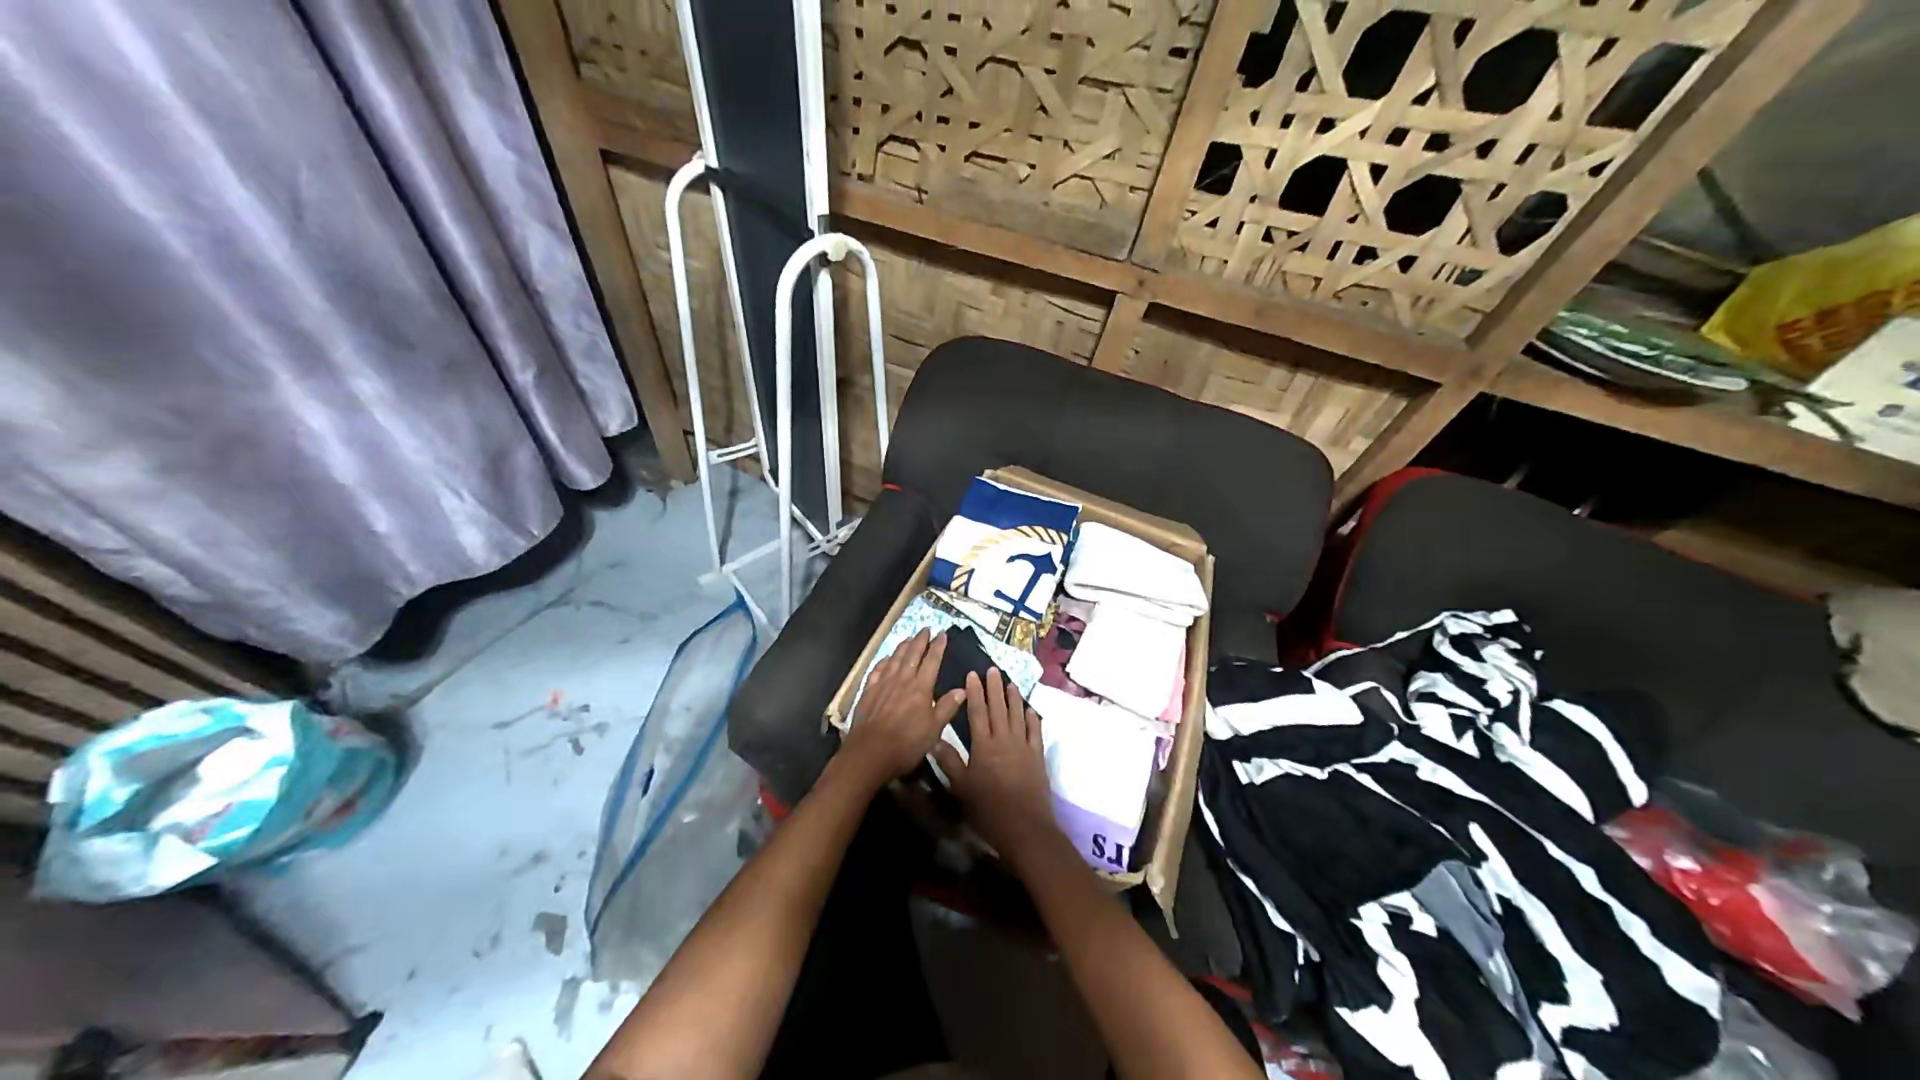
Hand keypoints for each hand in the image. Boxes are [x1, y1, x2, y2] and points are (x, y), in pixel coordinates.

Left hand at [838, 630, 965, 790]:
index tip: (942, 634)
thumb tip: (962, 689)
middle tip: (925, 629)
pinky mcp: (869, 692)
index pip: (932, 661)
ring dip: (902, 647)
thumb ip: (947, 708)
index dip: (938, 647)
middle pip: (912, 655)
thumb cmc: (907, 744)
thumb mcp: (934, 730)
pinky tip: (886, 659)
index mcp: (921, 688)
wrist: (871, 752)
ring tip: (909, 638)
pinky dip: (883, 662)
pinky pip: (877, 671)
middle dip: (920, 641)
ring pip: (894, 659)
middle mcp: (902, 681)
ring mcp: (883, 685)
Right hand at [932, 668, 1055, 862]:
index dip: (975, 692)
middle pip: (998, 708)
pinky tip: (1030, 711)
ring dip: (1013, 698)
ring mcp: (1023, 747)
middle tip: (992, 670)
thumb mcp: (961, 788)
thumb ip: (949, 762)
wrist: (1024, 827)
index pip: (978, 712)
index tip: (972, 675)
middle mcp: (1004, 739)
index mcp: (983, 745)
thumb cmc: (987, 810)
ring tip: (1010, 683)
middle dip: (994, 687)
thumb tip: (934, 739)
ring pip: (1018, 715)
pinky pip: (1035, 732)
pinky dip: (1032, 719)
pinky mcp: (1037, 757)